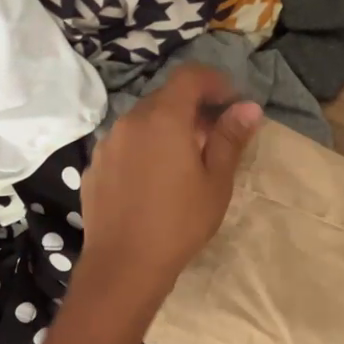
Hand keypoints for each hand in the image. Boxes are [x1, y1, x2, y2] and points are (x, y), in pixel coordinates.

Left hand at [75, 66, 263, 307]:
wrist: (124, 266)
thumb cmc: (179, 224)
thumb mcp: (215, 183)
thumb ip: (230, 139)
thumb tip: (249, 108)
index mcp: (164, 118)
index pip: (190, 77)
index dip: (214, 82)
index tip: (231, 102)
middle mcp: (130, 121)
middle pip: (164, 99)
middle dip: (191, 110)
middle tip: (213, 139)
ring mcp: (106, 145)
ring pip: (141, 125)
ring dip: (165, 133)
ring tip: (182, 165)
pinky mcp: (94, 169)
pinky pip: (124, 148)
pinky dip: (142, 153)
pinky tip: (152, 185)